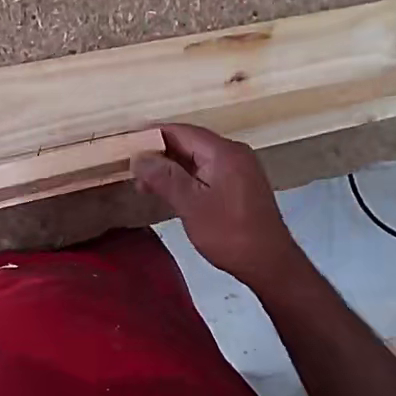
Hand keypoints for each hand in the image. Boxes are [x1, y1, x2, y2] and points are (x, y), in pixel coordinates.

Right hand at [131, 124, 311, 284]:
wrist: (269, 263)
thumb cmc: (228, 233)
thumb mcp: (190, 204)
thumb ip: (163, 177)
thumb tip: (138, 156)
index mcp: (223, 151)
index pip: (181, 131)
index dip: (152, 136)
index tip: (127, 145)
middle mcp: (234, 152)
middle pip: (189, 142)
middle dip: (159, 154)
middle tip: (132, 171)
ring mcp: (239, 168)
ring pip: (197, 158)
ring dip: (172, 168)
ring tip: (146, 185)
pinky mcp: (240, 184)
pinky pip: (207, 171)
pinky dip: (187, 178)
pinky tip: (171, 192)